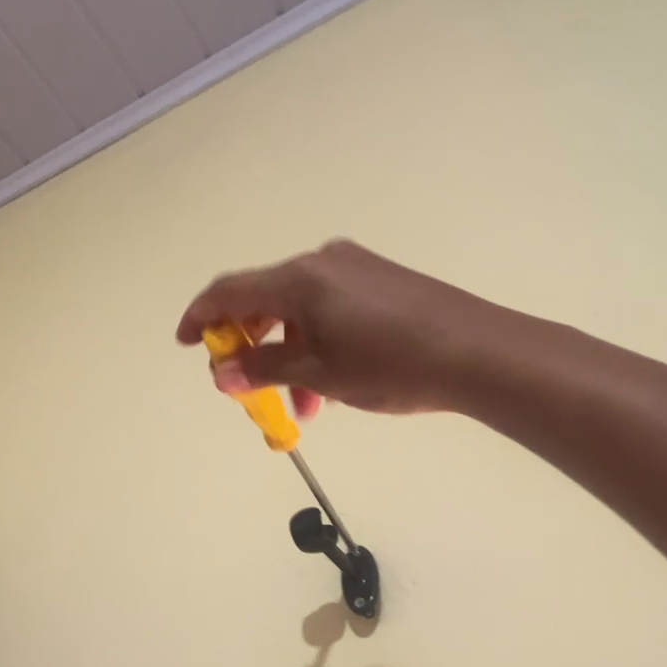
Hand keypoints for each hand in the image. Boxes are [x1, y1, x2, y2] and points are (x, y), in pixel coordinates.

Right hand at [176, 240, 523, 415]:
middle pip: (264, 299)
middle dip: (250, 346)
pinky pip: (329, 308)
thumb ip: (263, 369)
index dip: (200, 317)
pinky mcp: (380, 280)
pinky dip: (316, 342)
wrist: (480, 353)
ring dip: (287, 353)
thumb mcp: (319, 373)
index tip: (186, 344)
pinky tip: (332, 382)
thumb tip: (222, 374)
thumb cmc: (391, 365)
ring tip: (304, 405)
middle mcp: (322, 262)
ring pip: (299, 310)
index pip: (230, 291)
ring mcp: (354, 268)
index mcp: (299, 279)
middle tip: (248, 387)